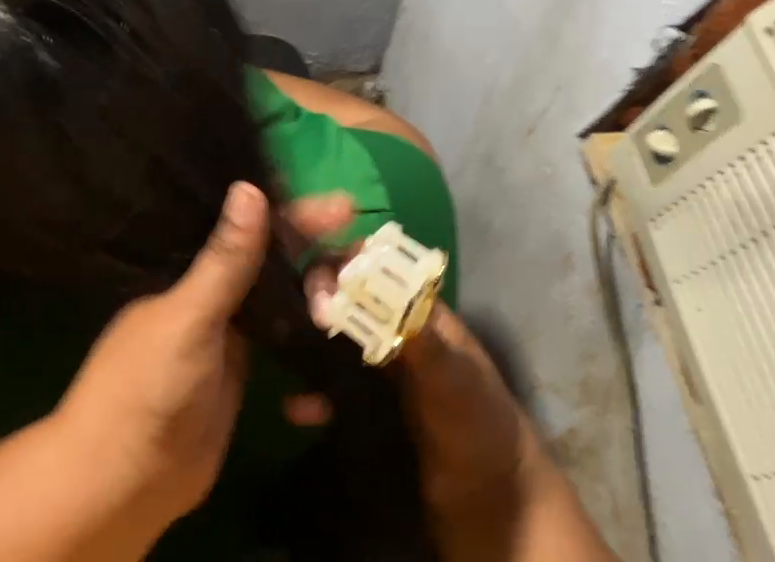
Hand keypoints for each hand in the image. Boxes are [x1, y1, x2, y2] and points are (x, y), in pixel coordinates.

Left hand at [51, 183, 352, 531]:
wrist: (123, 480)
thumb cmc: (146, 388)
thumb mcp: (188, 318)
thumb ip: (225, 261)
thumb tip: (250, 186)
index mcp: (193, 271)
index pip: (254, 229)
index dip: (299, 217)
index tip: (346, 209)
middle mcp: (214, 294)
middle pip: (280, 265)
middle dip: (323, 266)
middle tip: (365, 272)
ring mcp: (231, 336)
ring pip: (289, 307)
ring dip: (323, 310)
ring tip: (357, 321)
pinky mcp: (243, 376)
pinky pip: (287, 354)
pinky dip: (310, 366)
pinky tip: (324, 385)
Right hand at [303, 250, 614, 561]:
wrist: (496, 508)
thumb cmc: (480, 430)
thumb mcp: (453, 379)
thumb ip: (417, 335)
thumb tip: (376, 289)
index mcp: (424, 315)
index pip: (379, 268)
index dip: (345, 265)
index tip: (313, 280)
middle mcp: (401, 334)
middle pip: (351, 299)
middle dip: (318, 300)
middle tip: (290, 316)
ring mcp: (386, 373)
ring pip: (337, 343)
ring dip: (308, 345)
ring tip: (278, 353)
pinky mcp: (373, 412)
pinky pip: (334, 392)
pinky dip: (313, 394)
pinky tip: (294, 408)